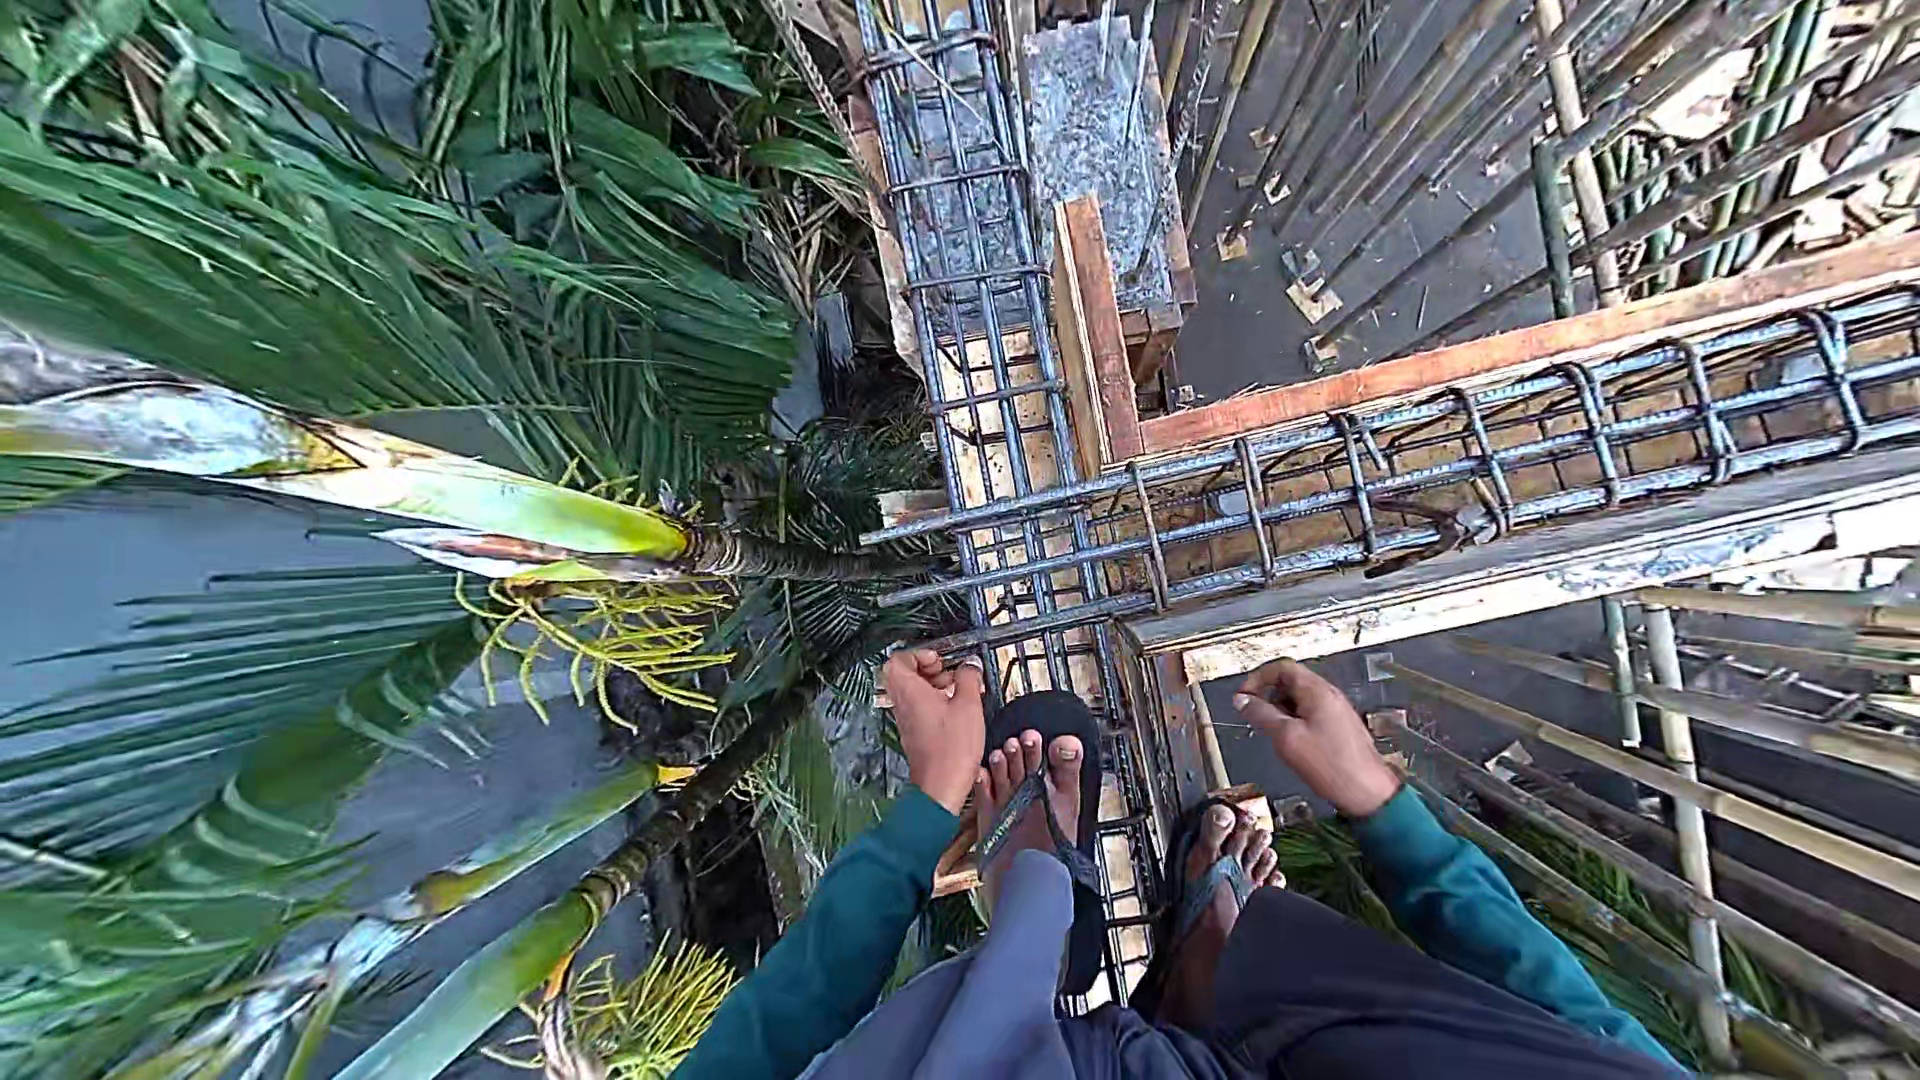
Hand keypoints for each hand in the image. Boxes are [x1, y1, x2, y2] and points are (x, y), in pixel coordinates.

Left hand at [882, 649, 985, 814]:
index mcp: (910, 691)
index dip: (920, 654)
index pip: (898, 659)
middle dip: (928, 668)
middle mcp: (903, 704)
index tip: (939, 660)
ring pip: (912, 691)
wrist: (941, 787)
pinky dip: (934, 702)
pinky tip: (956, 710)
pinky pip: (918, 707)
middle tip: (948, 673)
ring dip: (933, 685)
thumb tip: (971, 665)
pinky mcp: (914, 733)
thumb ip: (969, 679)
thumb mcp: (969, 705)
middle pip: (904, 673)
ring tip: (956, 690)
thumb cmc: (950, 750)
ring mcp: (906, 719)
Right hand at [1233, 658, 1399, 817]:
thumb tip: (1242, 700)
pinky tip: (1290, 739)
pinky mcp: (1338, 727)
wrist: (1369, 794)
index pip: (1281, 667)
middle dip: (1266, 694)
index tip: (1244, 695)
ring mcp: (1335, 711)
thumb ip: (1260, 714)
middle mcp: (1329, 696)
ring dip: (1279, 708)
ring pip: (1297, 698)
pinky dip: (1292, 719)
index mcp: (1317, 692)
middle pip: (1289, 681)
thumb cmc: (1333, 766)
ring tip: (1271, 728)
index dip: (1257, 678)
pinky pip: (1308, 712)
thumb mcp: (1285, 737)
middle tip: (1254, 712)